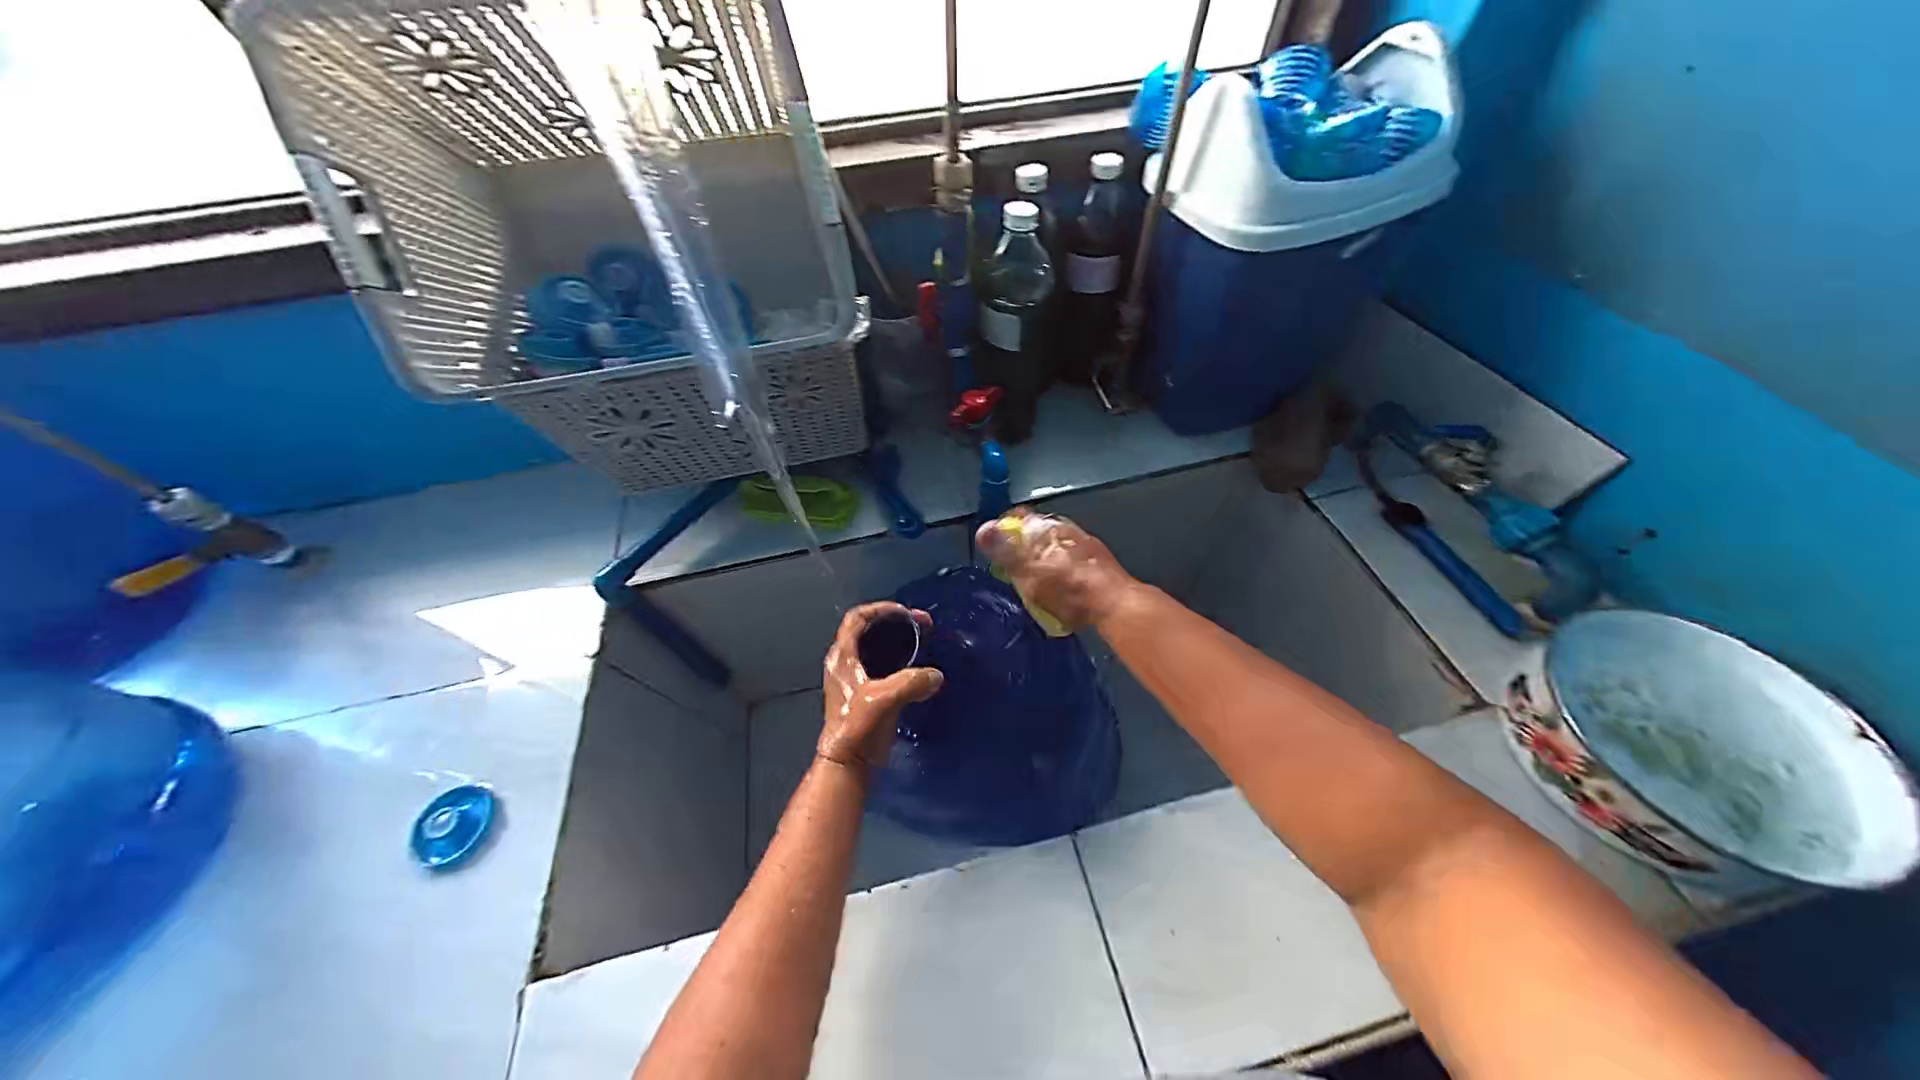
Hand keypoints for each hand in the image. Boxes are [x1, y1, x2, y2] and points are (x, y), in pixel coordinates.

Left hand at [819, 602, 943, 773]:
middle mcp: (844, 664)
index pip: (858, 618)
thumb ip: (911, 682)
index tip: (907, 613)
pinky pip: (882, 665)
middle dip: (896, 623)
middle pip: (869, 630)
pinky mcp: (863, 694)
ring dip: (898, 640)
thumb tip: (935, 676)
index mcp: (843, 657)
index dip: (882, 609)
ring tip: (922, 640)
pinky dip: (899, 659)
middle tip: (922, 624)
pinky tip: (916, 667)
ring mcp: (853, 679)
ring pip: (875, 647)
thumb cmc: (858, 728)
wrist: (848, 764)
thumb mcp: (884, 699)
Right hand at [974, 507, 1139, 632]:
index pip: (1019, 517)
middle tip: (1011, 570)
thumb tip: (983, 530)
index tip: (994, 548)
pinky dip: (1060, 573)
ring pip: (1055, 548)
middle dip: (1023, 548)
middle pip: (1037, 533)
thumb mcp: (1028, 572)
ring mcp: (1086, 547)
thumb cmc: (1069, 589)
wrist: (1114, 606)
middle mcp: (1068, 531)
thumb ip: (1005, 550)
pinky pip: (1070, 564)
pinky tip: (1058, 590)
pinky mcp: (1098, 565)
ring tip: (1034, 584)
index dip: (1003, 530)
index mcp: (1049, 527)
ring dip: (1043, 561)